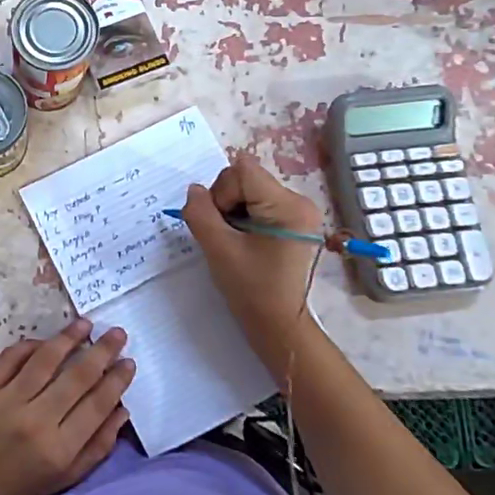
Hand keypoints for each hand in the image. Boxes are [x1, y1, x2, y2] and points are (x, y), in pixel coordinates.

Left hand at [0, 318, 132, 494]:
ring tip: (85, 324)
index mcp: (60, 448)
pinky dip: (30, 345)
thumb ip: (100, 443)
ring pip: (44, 361)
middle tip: (116, 333)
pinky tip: (47, 340)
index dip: (116, 381)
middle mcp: (36, 422)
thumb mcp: (71, 474)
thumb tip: (122, 408)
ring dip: (68, 338)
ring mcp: (8, 403)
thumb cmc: (30, 480)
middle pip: (76, 378)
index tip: (129, 362)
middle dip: (101, 352)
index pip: (97, 405)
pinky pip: (11, 358)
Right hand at [181, 154, 322, 366]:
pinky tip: (243, 242)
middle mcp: (299, 202)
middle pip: (247, 178)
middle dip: (226, 202)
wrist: (277, 323)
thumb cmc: (250, 288)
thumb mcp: (218, 248)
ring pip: (250, 191)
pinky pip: (259, 204)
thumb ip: (201, 213)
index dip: (221, 192)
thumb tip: (195, 190)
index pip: (242, 171)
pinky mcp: (293, 223)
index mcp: (288, 206)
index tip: (221, 223)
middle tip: (225, 235)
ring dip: (233, 211)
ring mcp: (299, 213)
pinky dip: (243, 218)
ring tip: (234, 241)